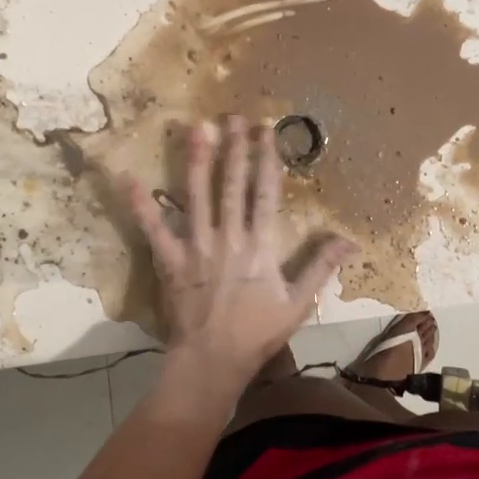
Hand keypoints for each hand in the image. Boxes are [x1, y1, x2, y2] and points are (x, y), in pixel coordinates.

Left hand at [119, 117, 353, 406]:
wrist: (213, 361)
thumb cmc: (258, 333)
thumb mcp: (298, 303)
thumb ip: (320, 267)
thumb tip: (348, 239)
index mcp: (260, 246)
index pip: (265, 194)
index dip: (266, 160)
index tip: (266, 131)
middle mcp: (228, 238)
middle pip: (231, 186)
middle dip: (234, 149)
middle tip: (232, 117)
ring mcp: (196, 247)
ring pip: (196, 197)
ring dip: (197, 161)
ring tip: (196, 128)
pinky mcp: (170, 261)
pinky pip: (154, 229)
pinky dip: (141, 205)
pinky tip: (130, 179)